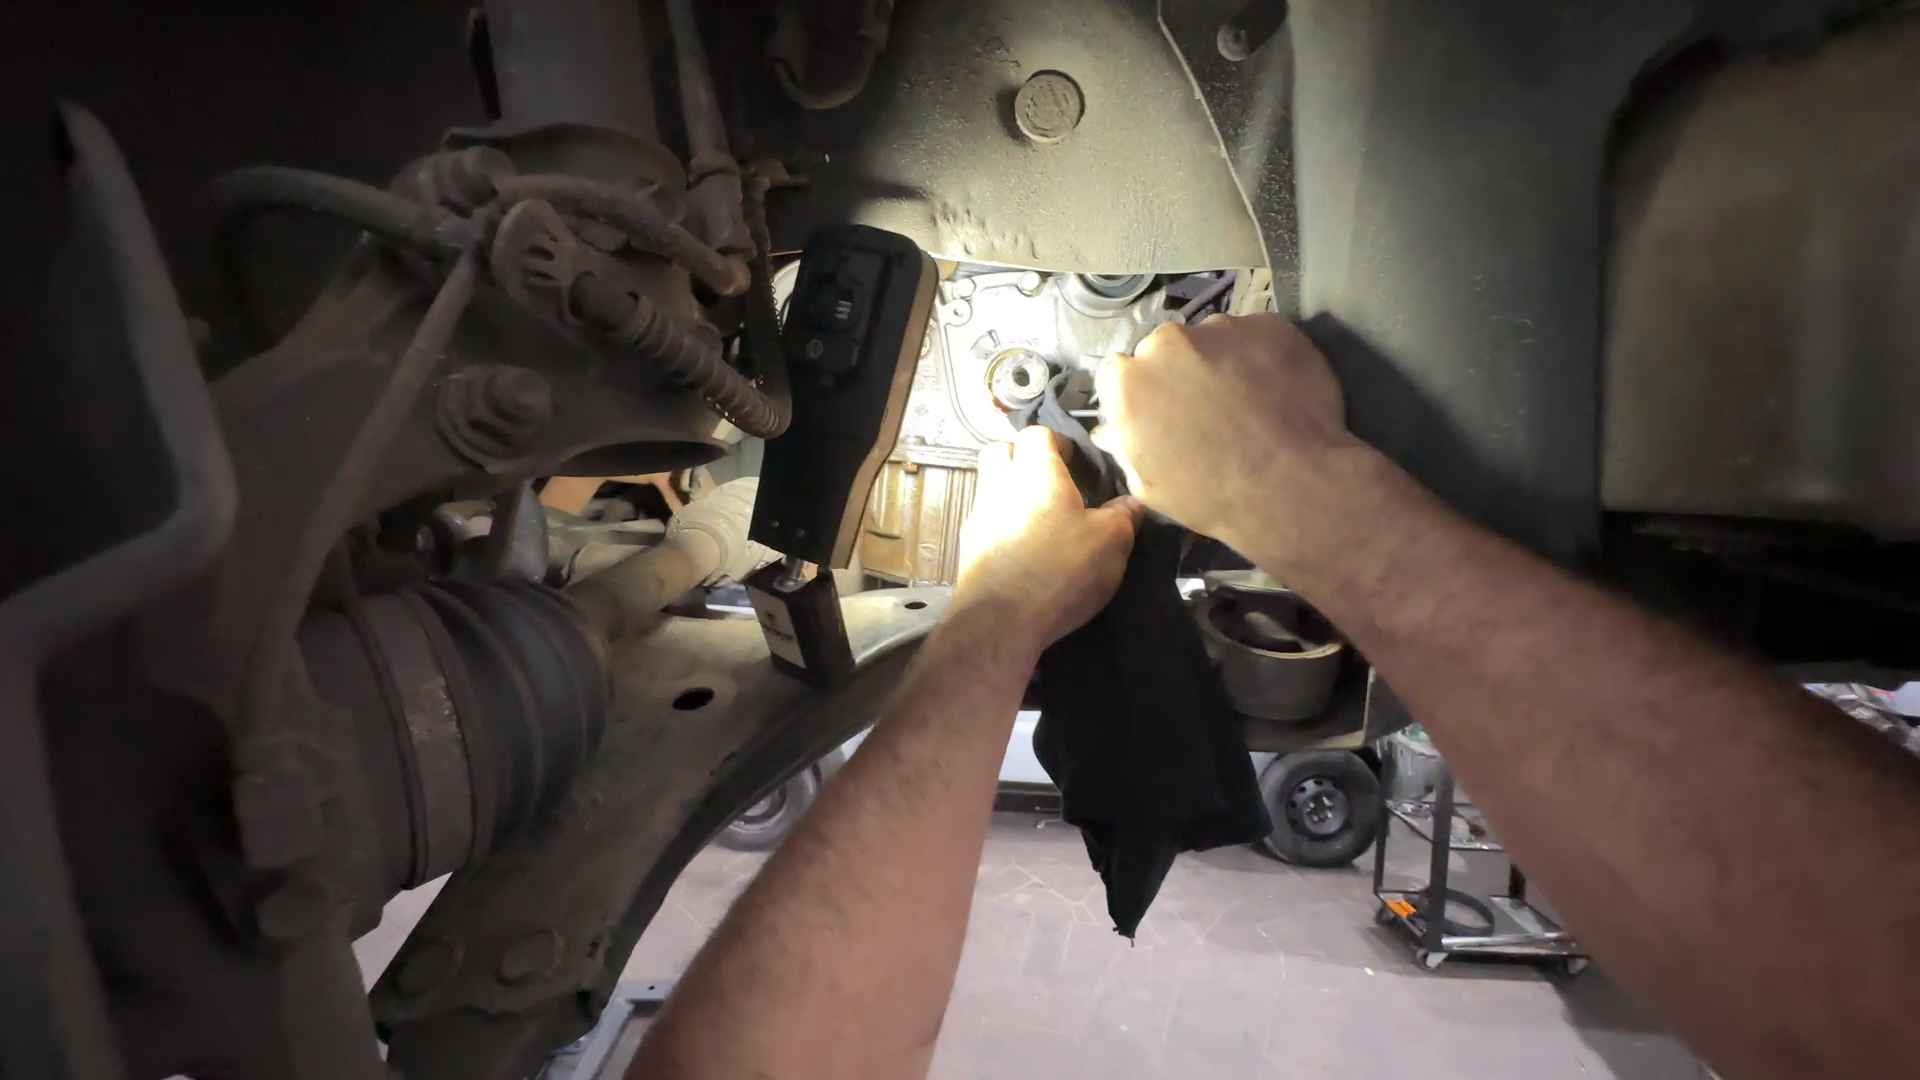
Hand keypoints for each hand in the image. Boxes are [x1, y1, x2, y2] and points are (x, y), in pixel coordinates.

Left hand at [954, 426, 1143, 649]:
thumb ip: (1123, 516)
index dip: (1059, 442)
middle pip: (1001, 452)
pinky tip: (1027, 553)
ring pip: (990, 490)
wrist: (1000, 621)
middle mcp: (999, 487)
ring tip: (1044, 522)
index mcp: (1034, 472)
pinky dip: (1004, 530)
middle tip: (1052, 483)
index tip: (1077, 462)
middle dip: (1022, 459)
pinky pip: (986, 526)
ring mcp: (978, 519)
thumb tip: (1131, 504)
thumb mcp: (1111, 541)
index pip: (1038, 434)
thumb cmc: (1059, 569)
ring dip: (1012, 497)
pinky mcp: (968, 552)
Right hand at [1093, 313, 1358, 556]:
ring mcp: (1222, 328)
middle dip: (1176, 372)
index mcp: (1128, 380)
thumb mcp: (1147, 483)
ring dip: (1219, 362)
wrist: (1289, 486)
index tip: (1155, 414)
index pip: (1117, 372)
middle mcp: (1168, 341)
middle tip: (1203, 407)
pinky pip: (1255, 337)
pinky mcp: (1270, 325)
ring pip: (1211, 339)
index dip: (1136, 394)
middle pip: (1163, 348)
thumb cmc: (1206, 494)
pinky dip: (1259, 356)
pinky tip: (1273, 390)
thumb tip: (1110, 430)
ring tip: (1244, 401)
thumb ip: (1123, 445)